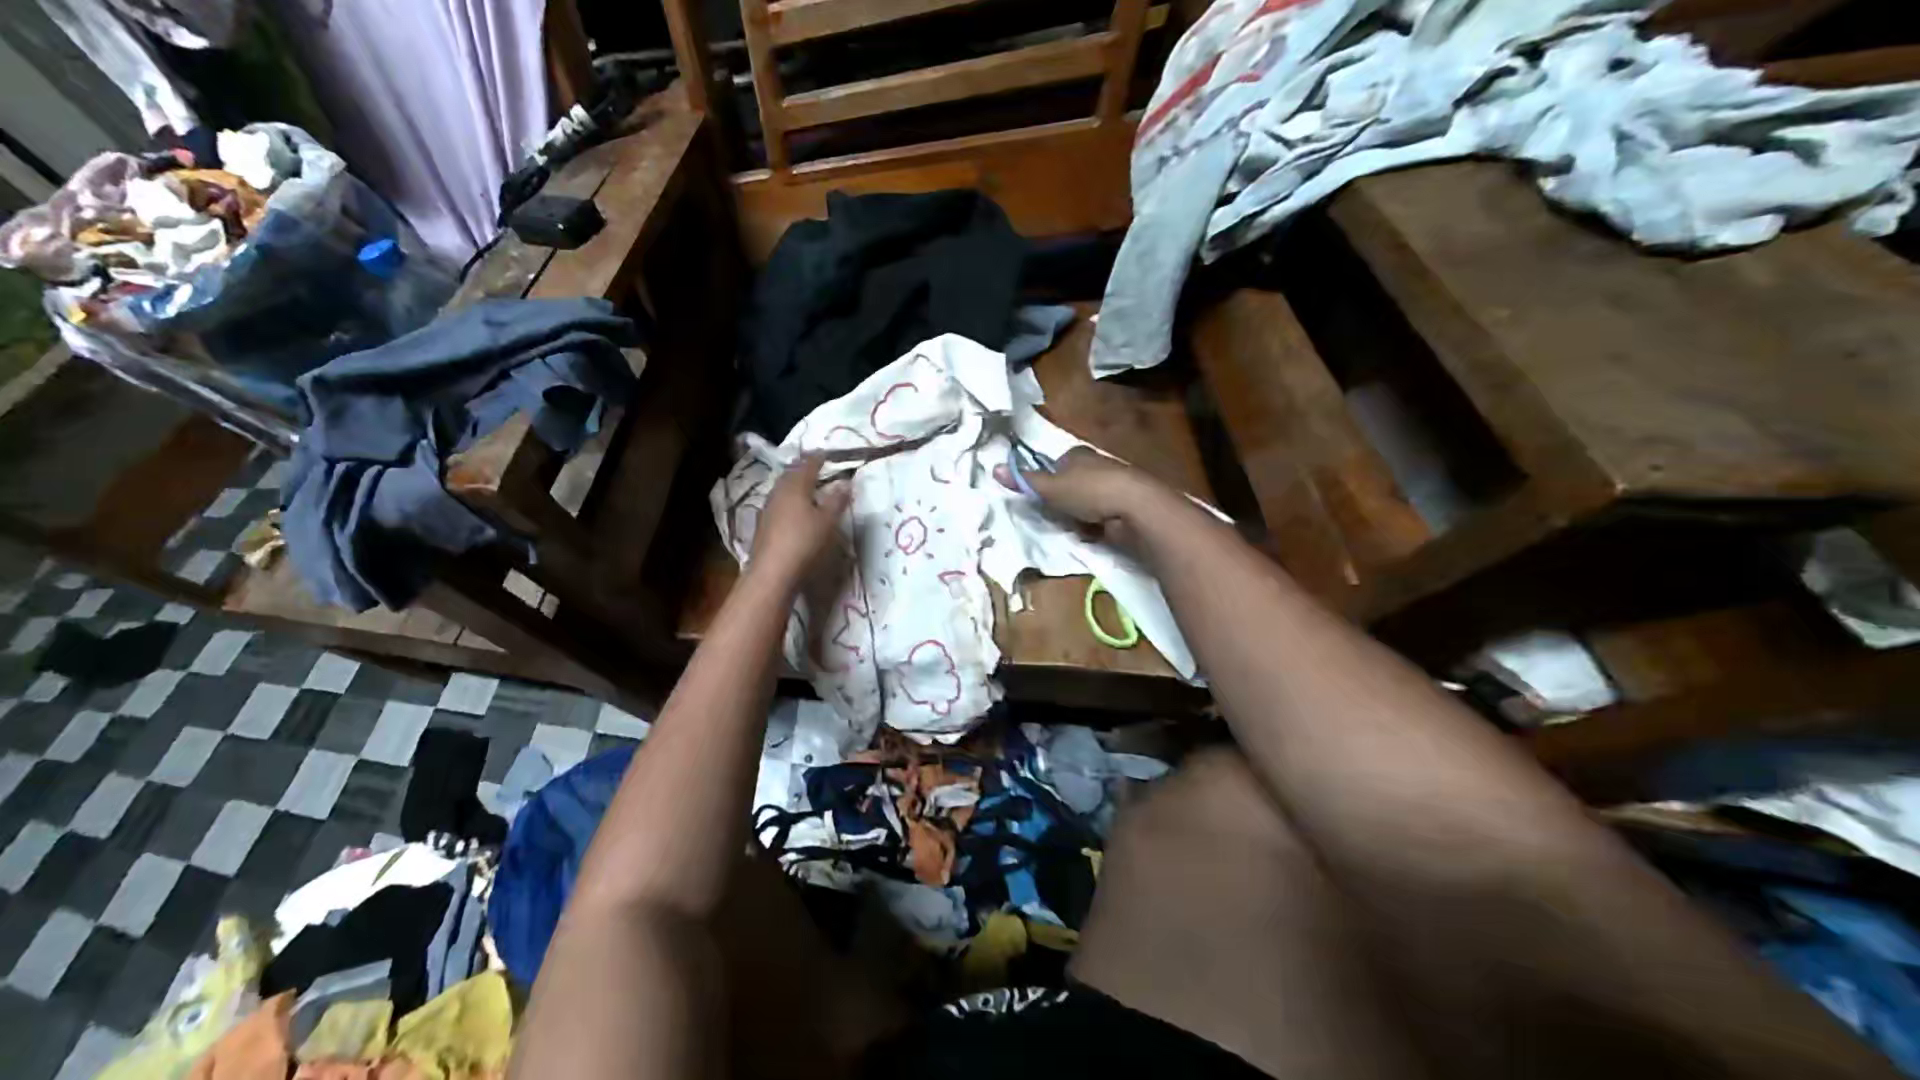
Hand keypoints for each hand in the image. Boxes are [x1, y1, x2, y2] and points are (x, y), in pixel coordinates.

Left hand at [751, 455, 851, 580]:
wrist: (772, 572)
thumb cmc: (804, 542)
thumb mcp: (828, 521)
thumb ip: (837, 500)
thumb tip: (845, 482)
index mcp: (795, 486)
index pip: (807, 466)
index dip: (817, 458)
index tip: (824, 453)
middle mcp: (778, 492)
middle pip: (790, 475)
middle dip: (801, 468)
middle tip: (812, 465)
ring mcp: (767, 509)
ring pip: (781, 489)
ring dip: (793, 484)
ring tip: (804, 485)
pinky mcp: (762, 525)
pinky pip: (777, 503)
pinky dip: (787, 499)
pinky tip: (791, 508)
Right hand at [995, 447, 1162, 546]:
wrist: (1134, 508)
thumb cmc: (1088, 490)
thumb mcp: (1050, 487)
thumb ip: (1024, 481)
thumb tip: (994, 468)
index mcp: (1078, 454)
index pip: (1057, 463)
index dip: (1047, 479)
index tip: (1040, 496)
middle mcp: (1096, 466)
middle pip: (1071, 484)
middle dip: (1062, 502)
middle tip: (1053, 516)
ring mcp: (1112, 487)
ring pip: (1085, 503)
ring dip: (1077, 517)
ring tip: (1072, 528)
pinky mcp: (1123, 509)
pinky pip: (1099, 519)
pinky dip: (1093, 527)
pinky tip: (1090, 535)